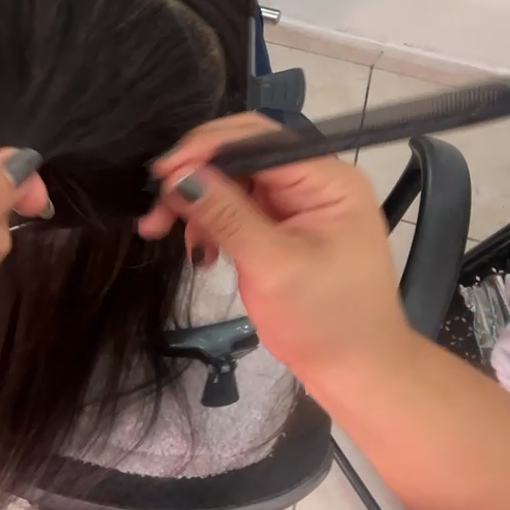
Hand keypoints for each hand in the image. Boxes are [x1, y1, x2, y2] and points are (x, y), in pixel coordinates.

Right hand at [140, 113, 412, 388]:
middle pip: (240, 155)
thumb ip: (225, 215)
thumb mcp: (272, 265)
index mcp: (327, 180)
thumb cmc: (324, 320)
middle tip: (156, 206)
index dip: (205, 148)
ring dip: (194, 203)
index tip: (161, 175)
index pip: (259, 139)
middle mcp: (312, 181)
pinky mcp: (277, 226)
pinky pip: (232, 208)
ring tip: (159, 232)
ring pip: (229, 181)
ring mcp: (294, 204)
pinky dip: (206, 223)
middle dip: (195, 176)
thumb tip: (178, 175)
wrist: (354, 370)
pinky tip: (196, 252)